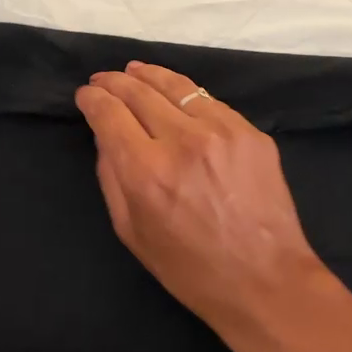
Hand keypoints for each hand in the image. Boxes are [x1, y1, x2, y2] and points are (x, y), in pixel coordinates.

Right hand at [74, 61, 335, 342]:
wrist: (265, 281)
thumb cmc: (190, 269)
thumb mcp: (132, 232)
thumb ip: (111, 177)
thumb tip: (105, 136)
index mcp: (147, 172)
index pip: (109, 114)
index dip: (92, 99)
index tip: (85, 95)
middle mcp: (183, 141)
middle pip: (139, 92)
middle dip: (115, 82)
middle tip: (103, 79)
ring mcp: (223, 132)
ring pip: (178, 87)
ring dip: (149, 75)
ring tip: (134, 70)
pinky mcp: (252, 134)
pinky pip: (210, 102)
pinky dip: (185, 94)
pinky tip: (175, 94)